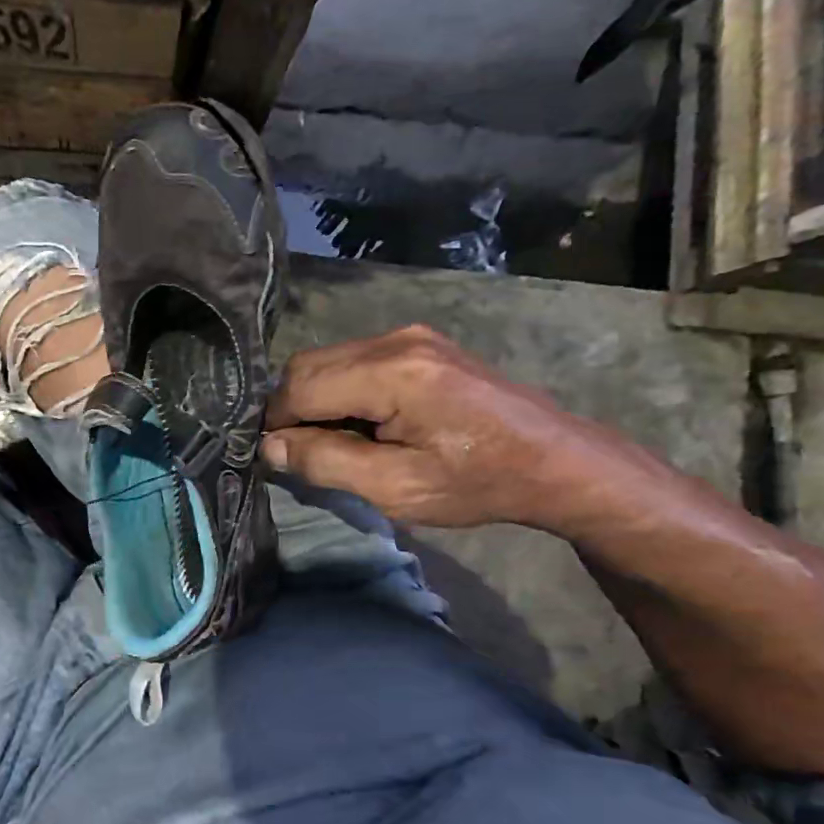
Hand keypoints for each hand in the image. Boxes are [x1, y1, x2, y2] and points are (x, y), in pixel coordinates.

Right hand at [263, 325, 666, 530]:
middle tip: (308, 453)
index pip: (299, 388)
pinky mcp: (419, 342)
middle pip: (307, 365)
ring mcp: (409, 335)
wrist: (553, 459)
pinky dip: (342, 388)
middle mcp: (395, 340)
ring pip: (328, 359)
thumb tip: (270, 445)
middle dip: (293, 409)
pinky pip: (355, 359)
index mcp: (392, 373)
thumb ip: (327, 462)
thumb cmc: (477, 483)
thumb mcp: (397, 488)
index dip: (276, 424)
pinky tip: (364, 421)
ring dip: (317, 398)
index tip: (278, 458)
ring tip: (340, 441)